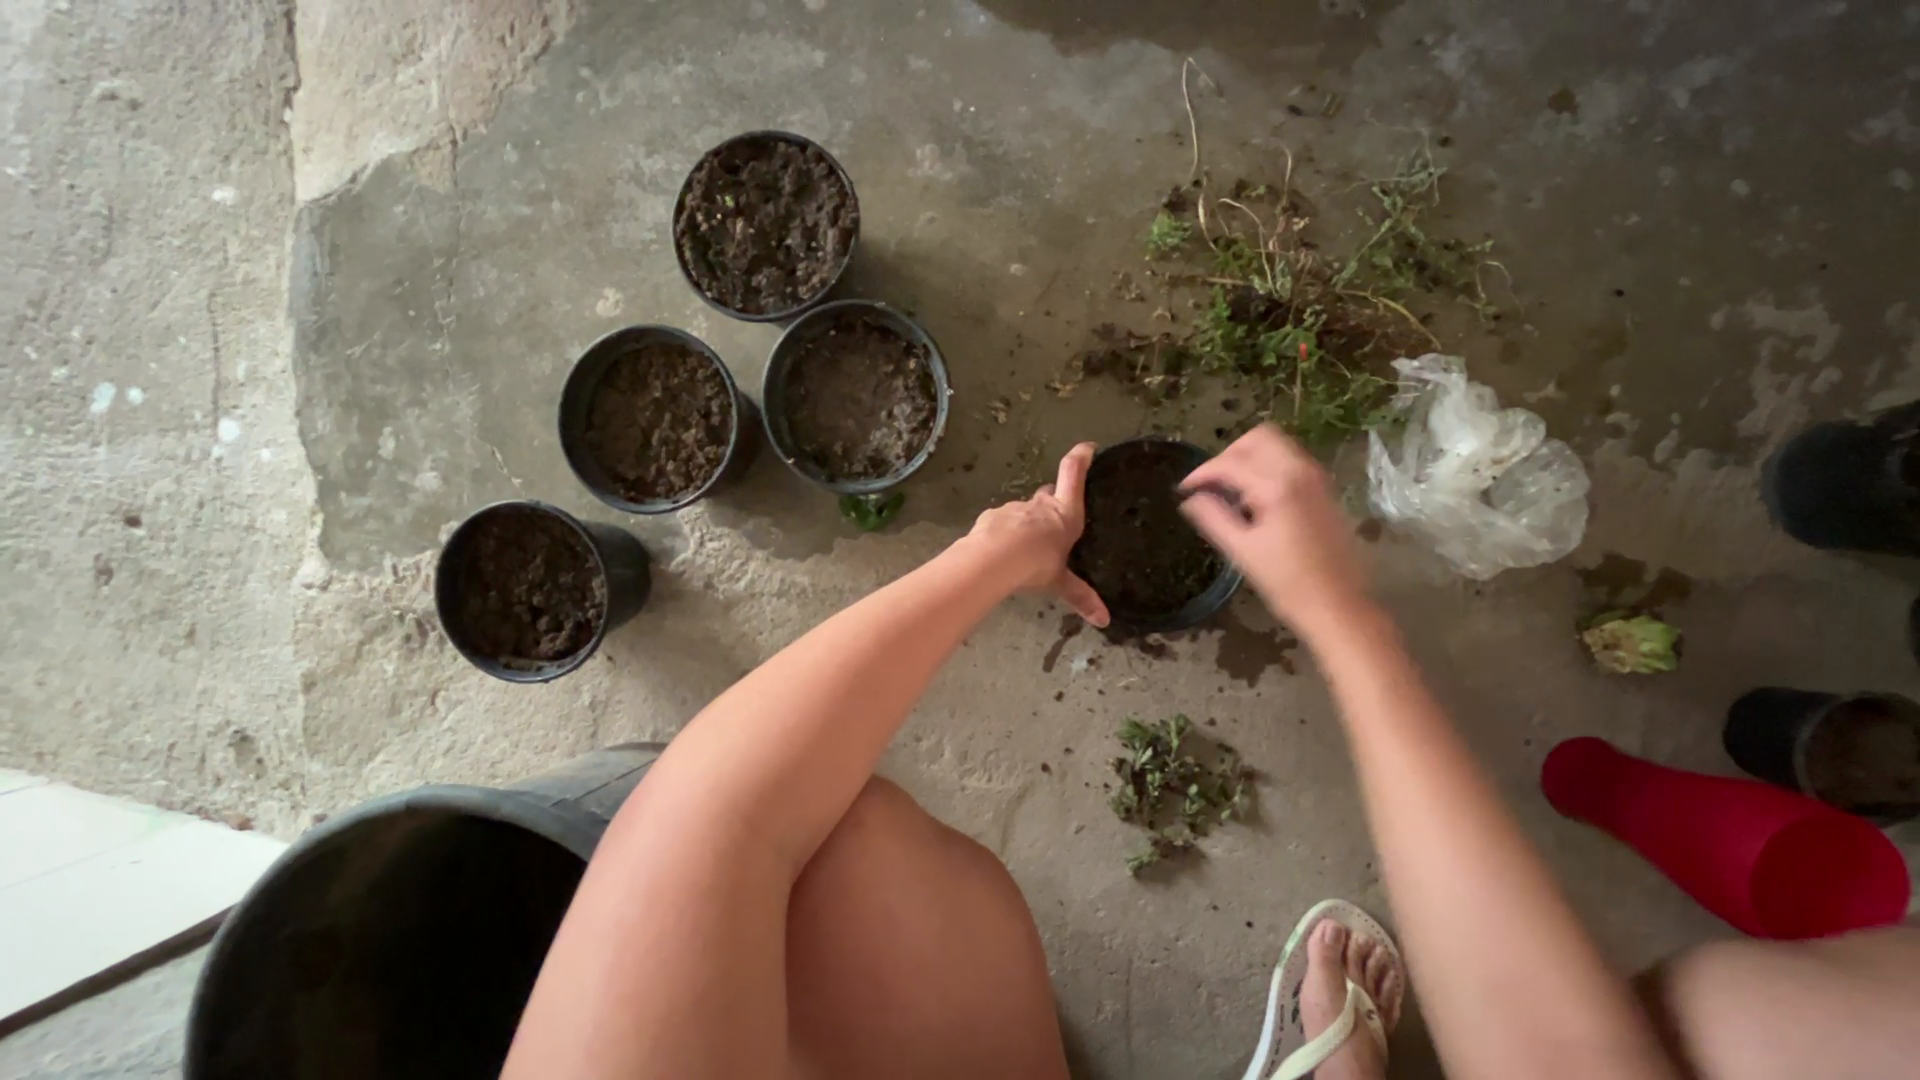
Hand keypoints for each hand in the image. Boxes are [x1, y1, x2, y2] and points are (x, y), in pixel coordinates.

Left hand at [964, 442, 1110, 627]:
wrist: (993, 560)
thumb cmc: (1035, 564)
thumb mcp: (1059, 582)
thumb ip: (1080, 596)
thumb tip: (1104, 621)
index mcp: (1064, 514)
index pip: (1073, 474)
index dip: (1081, 457)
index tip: (1087, 447)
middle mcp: (1040, 505)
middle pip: (1047, 493)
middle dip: (1051, 501)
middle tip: (1054, 521)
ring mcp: (1013, 509)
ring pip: (1022, 511)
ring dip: (1025, 523)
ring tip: (1024, 548)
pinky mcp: (991, 517)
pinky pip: (1001, 523)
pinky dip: (1003, 533)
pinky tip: (1001, 552)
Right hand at [1178, 425, 1368, 636]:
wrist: (1339, 605)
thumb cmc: (1287, 584)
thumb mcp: (1242, 552)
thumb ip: (1213, 518)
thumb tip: (1191, 499)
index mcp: (1277, 486)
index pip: (1230, 463)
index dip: (1202, 473)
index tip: (1184, 489)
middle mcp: (1301, 472)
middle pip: (1259, 438)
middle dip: (1229, 455)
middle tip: (1211, 483)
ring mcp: (1317, 479)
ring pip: (1278, 446)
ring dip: (1250, 459)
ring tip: (1231, 491)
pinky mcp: (1325, 491)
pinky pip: (1291, 462)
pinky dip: (1269, 468)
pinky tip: (1256, 501)